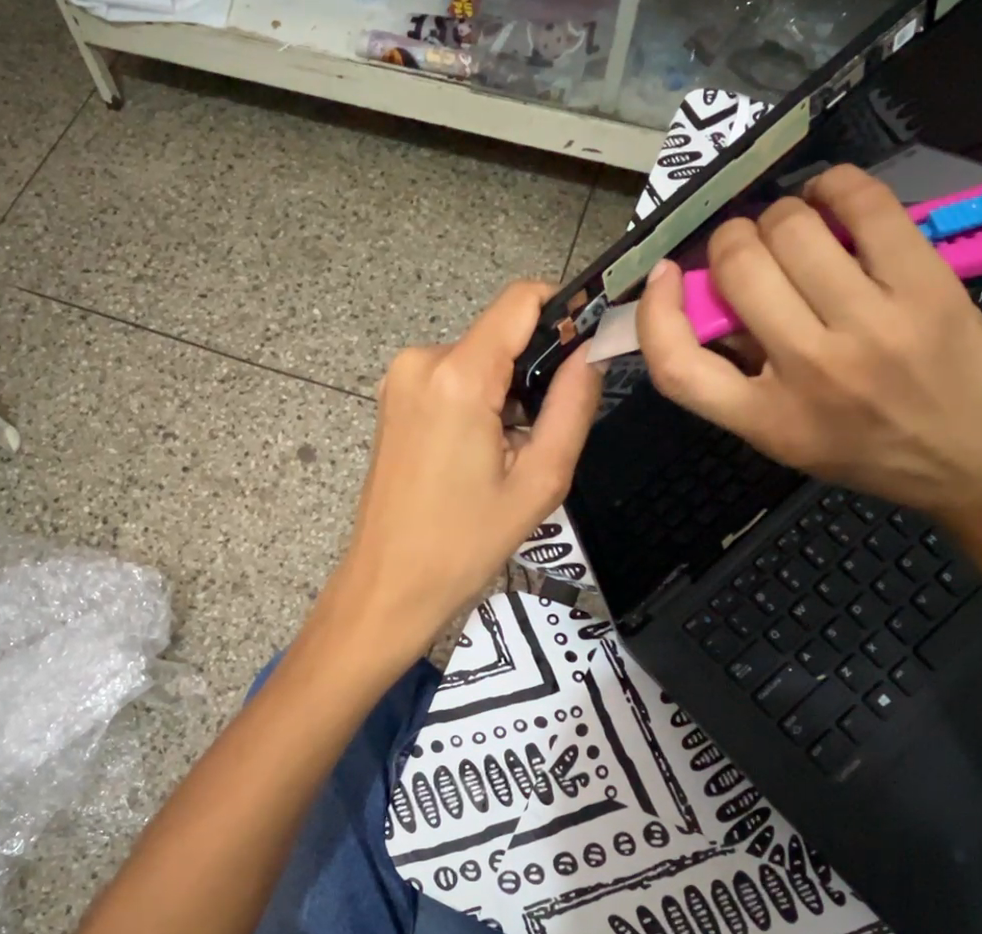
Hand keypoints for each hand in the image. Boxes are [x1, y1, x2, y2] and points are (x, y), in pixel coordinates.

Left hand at [324, 281, 602, 657]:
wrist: (389, 585)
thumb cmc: (462, 545)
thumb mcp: (540, 480)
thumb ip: (573, 406)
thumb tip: (590, 354)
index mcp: (457, 377)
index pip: (521, 300)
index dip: (565, 310)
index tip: (591, 342)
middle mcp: (420, 363)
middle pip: (501, 335)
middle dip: (534, 373)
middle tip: (543, 435)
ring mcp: (400, 382)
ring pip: (478, 361)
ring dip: (506, 395)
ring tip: (506, 458)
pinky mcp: (393, 402)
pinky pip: (452, 381)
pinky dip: (478, 404)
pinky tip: (479, 456)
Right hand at [635, 165, 981, 525]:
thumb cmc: (878, 456)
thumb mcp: (789, 441)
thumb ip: (741, 379)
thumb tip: (713, 302)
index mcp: (768, 421)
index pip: (676, 364)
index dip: (655, 311)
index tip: (664, 277)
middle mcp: (812, 371)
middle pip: (737, 268)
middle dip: (729, 242)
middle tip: (747, 248)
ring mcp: (872, 323)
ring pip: (790, 228)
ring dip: (778, 214)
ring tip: (793, 226)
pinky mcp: (926, 285)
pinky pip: (864, 205)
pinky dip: (835, 186)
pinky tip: (830, 196)